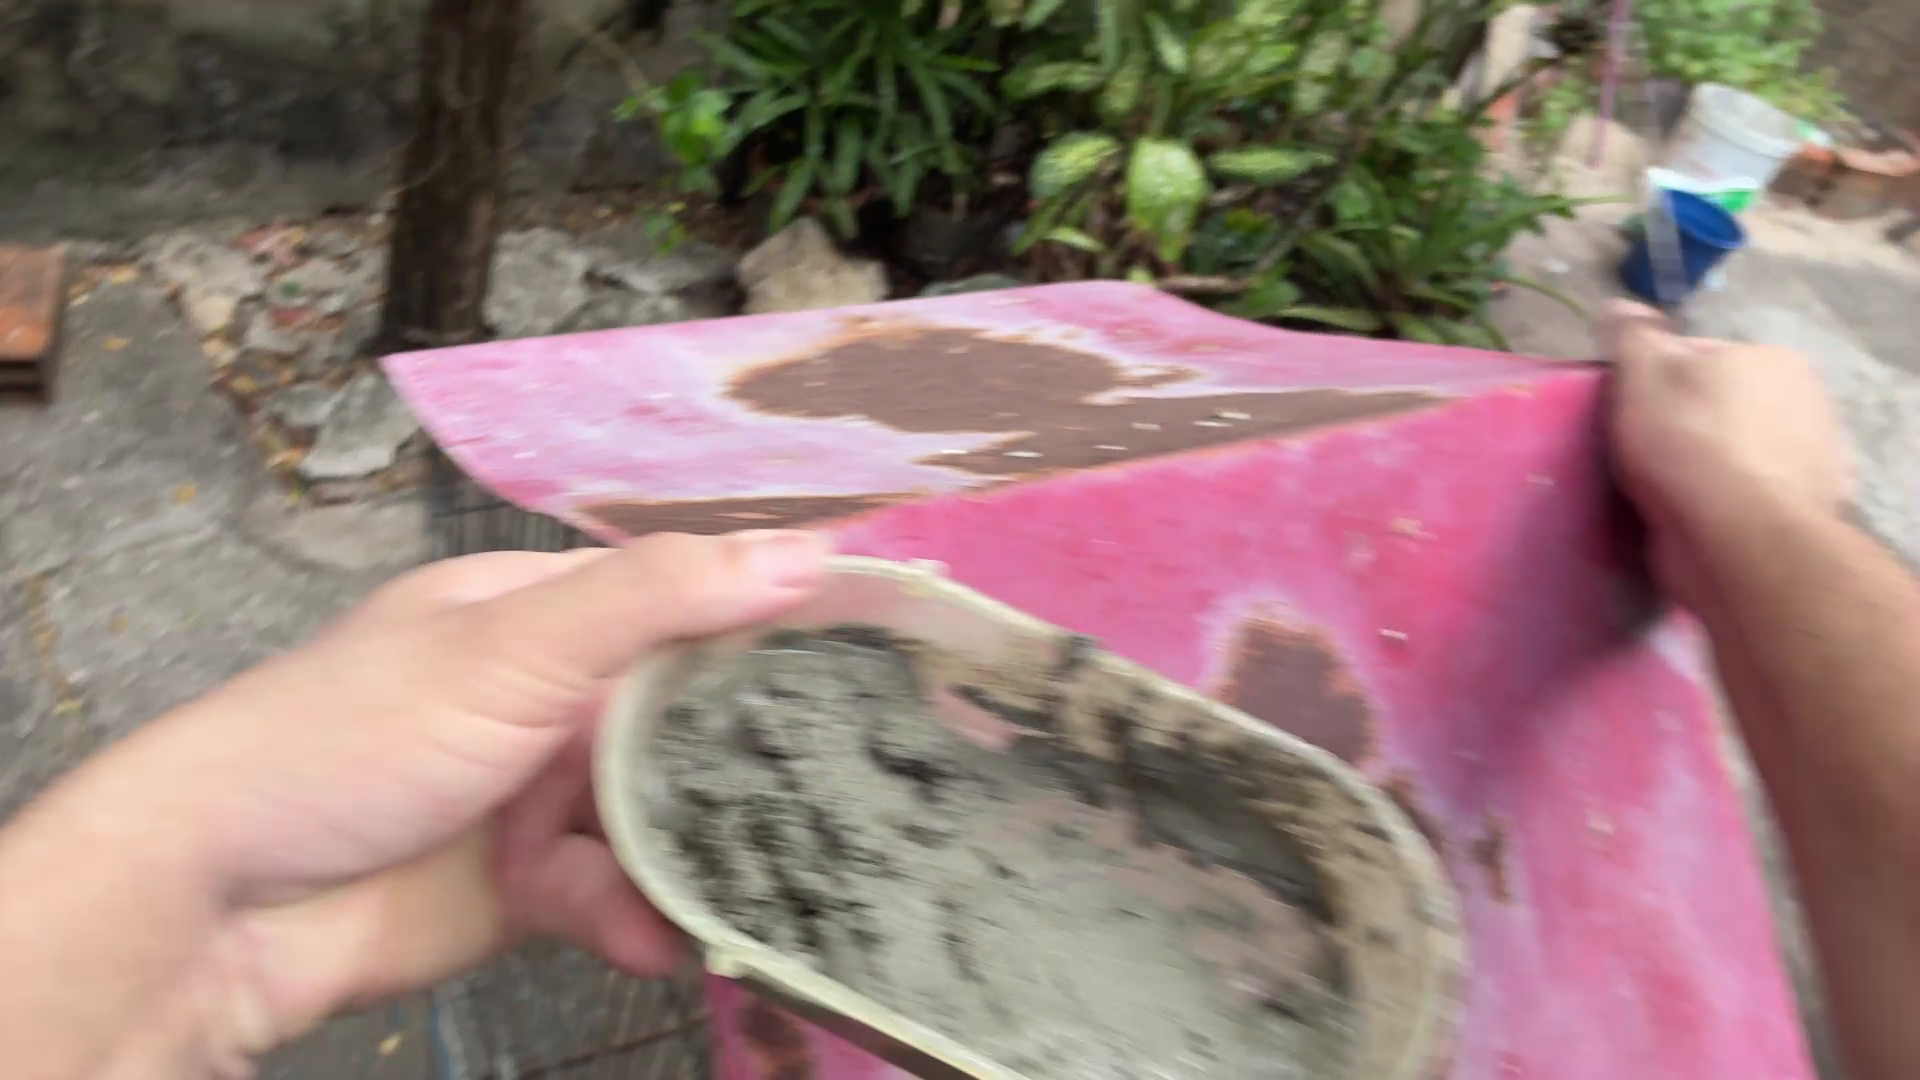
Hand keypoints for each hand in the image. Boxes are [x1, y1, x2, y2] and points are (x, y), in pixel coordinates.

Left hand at [5, 529, 828, 1073]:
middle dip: (754, 744)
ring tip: (761, 877)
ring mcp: (565, 782)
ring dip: (701, 843)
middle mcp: (576, 688)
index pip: (700, 593)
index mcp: (569, 609)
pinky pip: (625, 881)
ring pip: (673, 802)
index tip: (869, 641)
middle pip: (697, 706)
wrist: (210, 913)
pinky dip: (638, 909)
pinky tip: (661, 938)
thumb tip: (806, 554)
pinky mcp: (554, 871)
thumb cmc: (368, 732)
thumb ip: (663, 595)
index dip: (778, 611)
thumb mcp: (523, 641)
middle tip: (846, 771)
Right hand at [1601, 301, 1850, 605]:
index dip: (1643, 382)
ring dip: (1695, 456)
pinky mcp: (1799, 496)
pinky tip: (1686, 505)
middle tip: (1628, 448)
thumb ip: (1632, 337)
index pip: (1689, 357)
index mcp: (1766, 358)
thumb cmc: (1682, 443)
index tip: (1616, 411)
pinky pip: (1742, 482)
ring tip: (1653, 482)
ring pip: (1727, 441)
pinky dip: (1715, 489)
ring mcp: (1807, 448)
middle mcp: (1801, 394)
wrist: (1735, 529)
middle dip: (1672, 419)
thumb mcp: (1643, 376)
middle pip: (1710, 399)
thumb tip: (1618, 304)